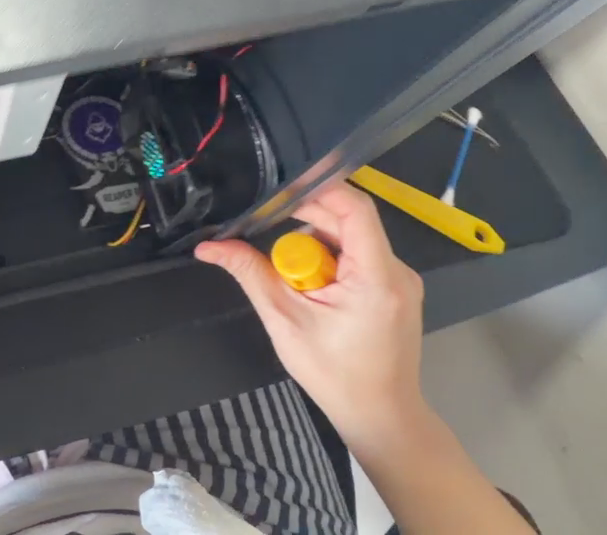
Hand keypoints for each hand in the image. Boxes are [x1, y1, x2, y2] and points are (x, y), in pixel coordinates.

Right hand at [195, 182, 427, 451]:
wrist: (382, 419)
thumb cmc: (335, 374)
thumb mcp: (284, 320)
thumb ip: (249, 272)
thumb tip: (207, 246)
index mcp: (376, 277)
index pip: (355, 209)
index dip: (319, 189)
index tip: (280, 187)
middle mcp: (396, 271)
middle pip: (348, 220)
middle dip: (305, 222)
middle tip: (267, 230)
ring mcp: (399, 280)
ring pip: (351, 237)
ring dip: (315, 245)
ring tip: (291, 276)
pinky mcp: (394, 288)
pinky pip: (358, 255)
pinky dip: (329, 260)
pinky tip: (310, 285)